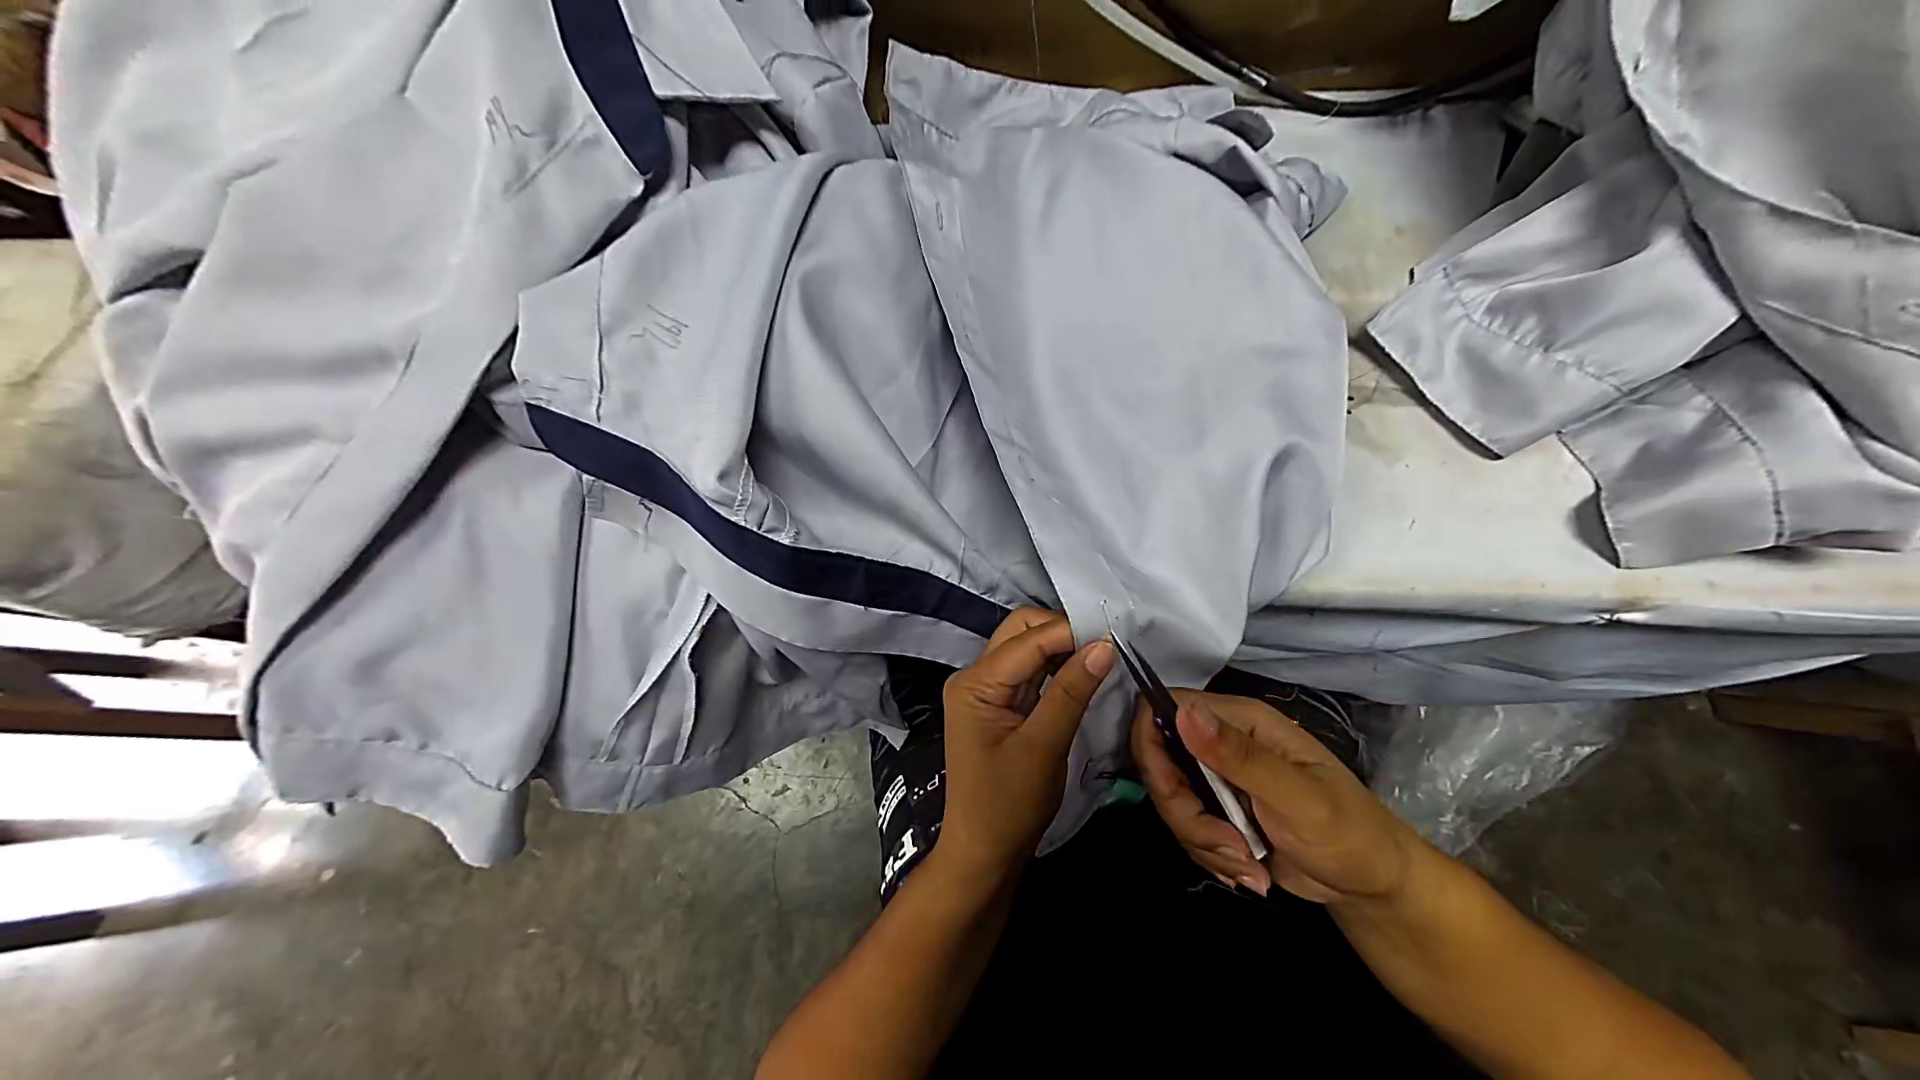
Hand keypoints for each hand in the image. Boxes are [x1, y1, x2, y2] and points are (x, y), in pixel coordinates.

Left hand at [937, 608, 1114, 877]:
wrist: (984, 852)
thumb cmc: (1008, 805)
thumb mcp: (1043, 747)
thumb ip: (1072, 692)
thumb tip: (1104, 646)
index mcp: (976, 683)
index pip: (1028, 639)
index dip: (1071, 631)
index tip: (1116, 633)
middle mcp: (975, 677)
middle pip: (1022, 631)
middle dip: (1064, 631)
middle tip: (1106, 645)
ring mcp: (986, 691)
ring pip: (1027, 648)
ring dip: (1062, 648)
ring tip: (1102, 655)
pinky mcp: (1000, 705)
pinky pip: (1030, 672)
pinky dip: (1057, 668)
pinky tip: (1083, 673)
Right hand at [1132, 690, 1418, 903]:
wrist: (1370, 885)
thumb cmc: (1349, 832)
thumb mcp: (1298, 796)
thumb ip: (1240, 757)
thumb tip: (1184, 713)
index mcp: (1240, 720)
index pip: (1167, 708)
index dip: (1152, 743)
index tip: (1170, 790)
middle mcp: (1220, 741)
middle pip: (1160, 762)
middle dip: (1185, 813)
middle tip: (1229, 845)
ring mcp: (1216, 778)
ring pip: (1170, 801)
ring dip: (1203, 842)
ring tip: (1249, 863)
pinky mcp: (1215, 811)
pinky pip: (1184, 828)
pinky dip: (1209, 854)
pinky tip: (1248, 868)